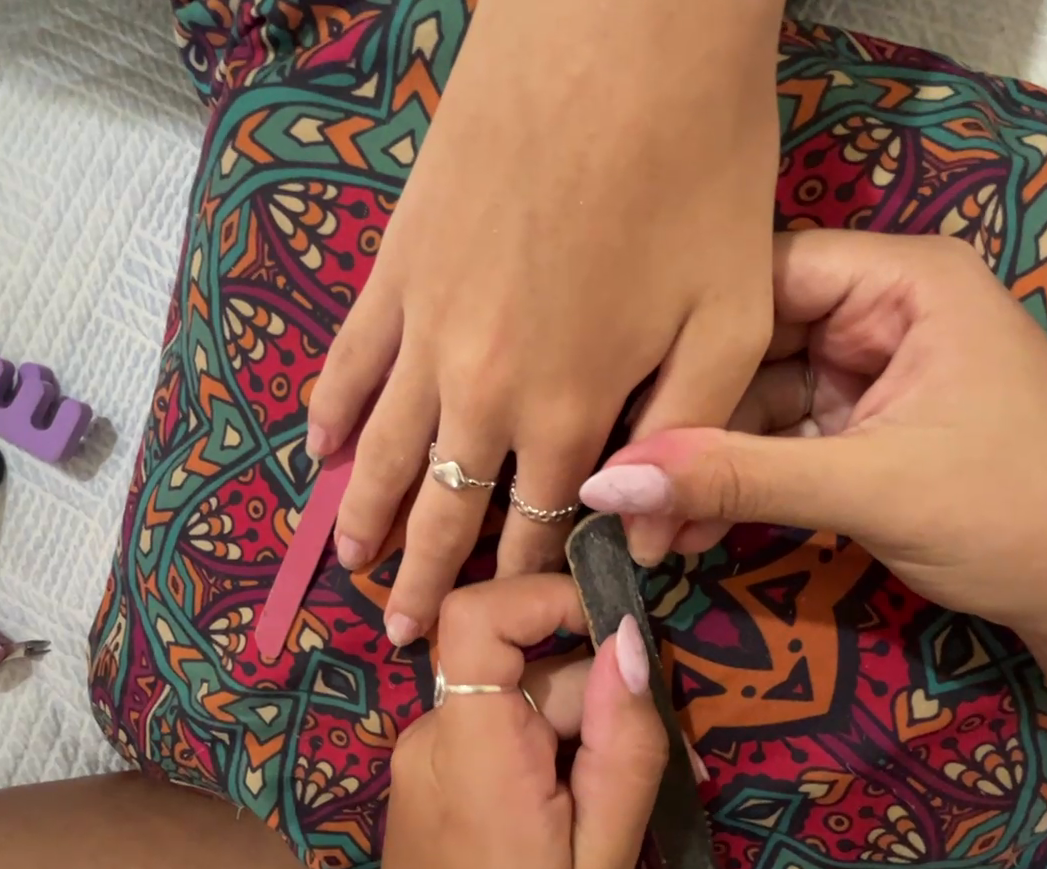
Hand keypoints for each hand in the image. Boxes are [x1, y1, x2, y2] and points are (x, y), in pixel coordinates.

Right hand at [307, 0, 781, 646]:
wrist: (620, 25)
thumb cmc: (697, 168)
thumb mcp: (731, 316)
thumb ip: (687, 435)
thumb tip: (649, 536)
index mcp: (570, 407)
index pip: (538, 521)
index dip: (525, 573)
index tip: (507, 614)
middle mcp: (482, 387)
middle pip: (444, 505)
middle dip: (426, 576)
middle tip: (401, 631)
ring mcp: (425, 327)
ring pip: (381, 448)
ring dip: (363, 516)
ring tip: (348, 564)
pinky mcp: (395, 267)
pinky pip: (347, 359)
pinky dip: (328, 413)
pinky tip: (316, 453)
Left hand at [362, 576, 667, 868]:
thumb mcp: (602, 864)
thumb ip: (621, 750)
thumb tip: (629, 642)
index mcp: (474, 753)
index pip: (477, 617)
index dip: (543, 595)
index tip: (613, 625)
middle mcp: (436, 730)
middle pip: (521, 662)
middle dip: (592, 692)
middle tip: (648, 760)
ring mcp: (428, 744)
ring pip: (517, 692)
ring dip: (574, 724)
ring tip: (609, 800)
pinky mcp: (434, 760)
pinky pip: (499, 720)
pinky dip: (546, 741)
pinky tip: (571, 801)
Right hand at [577, 230, 1046, 633]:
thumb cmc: (1012, 514)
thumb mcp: (867, 487)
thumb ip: (734, 479)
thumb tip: (606, 483)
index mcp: (902, 281)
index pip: (762, 278)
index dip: (685, 336)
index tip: (611, 396)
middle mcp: (876, 313)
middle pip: (747, 349)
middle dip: (686, 429)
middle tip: (618, 489)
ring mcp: (862, 374)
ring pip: (750, 406)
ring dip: (701, 470)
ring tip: (645, 531)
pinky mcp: (853, 430)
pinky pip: (770, 445)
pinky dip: (732, 488)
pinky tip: (685, 530)